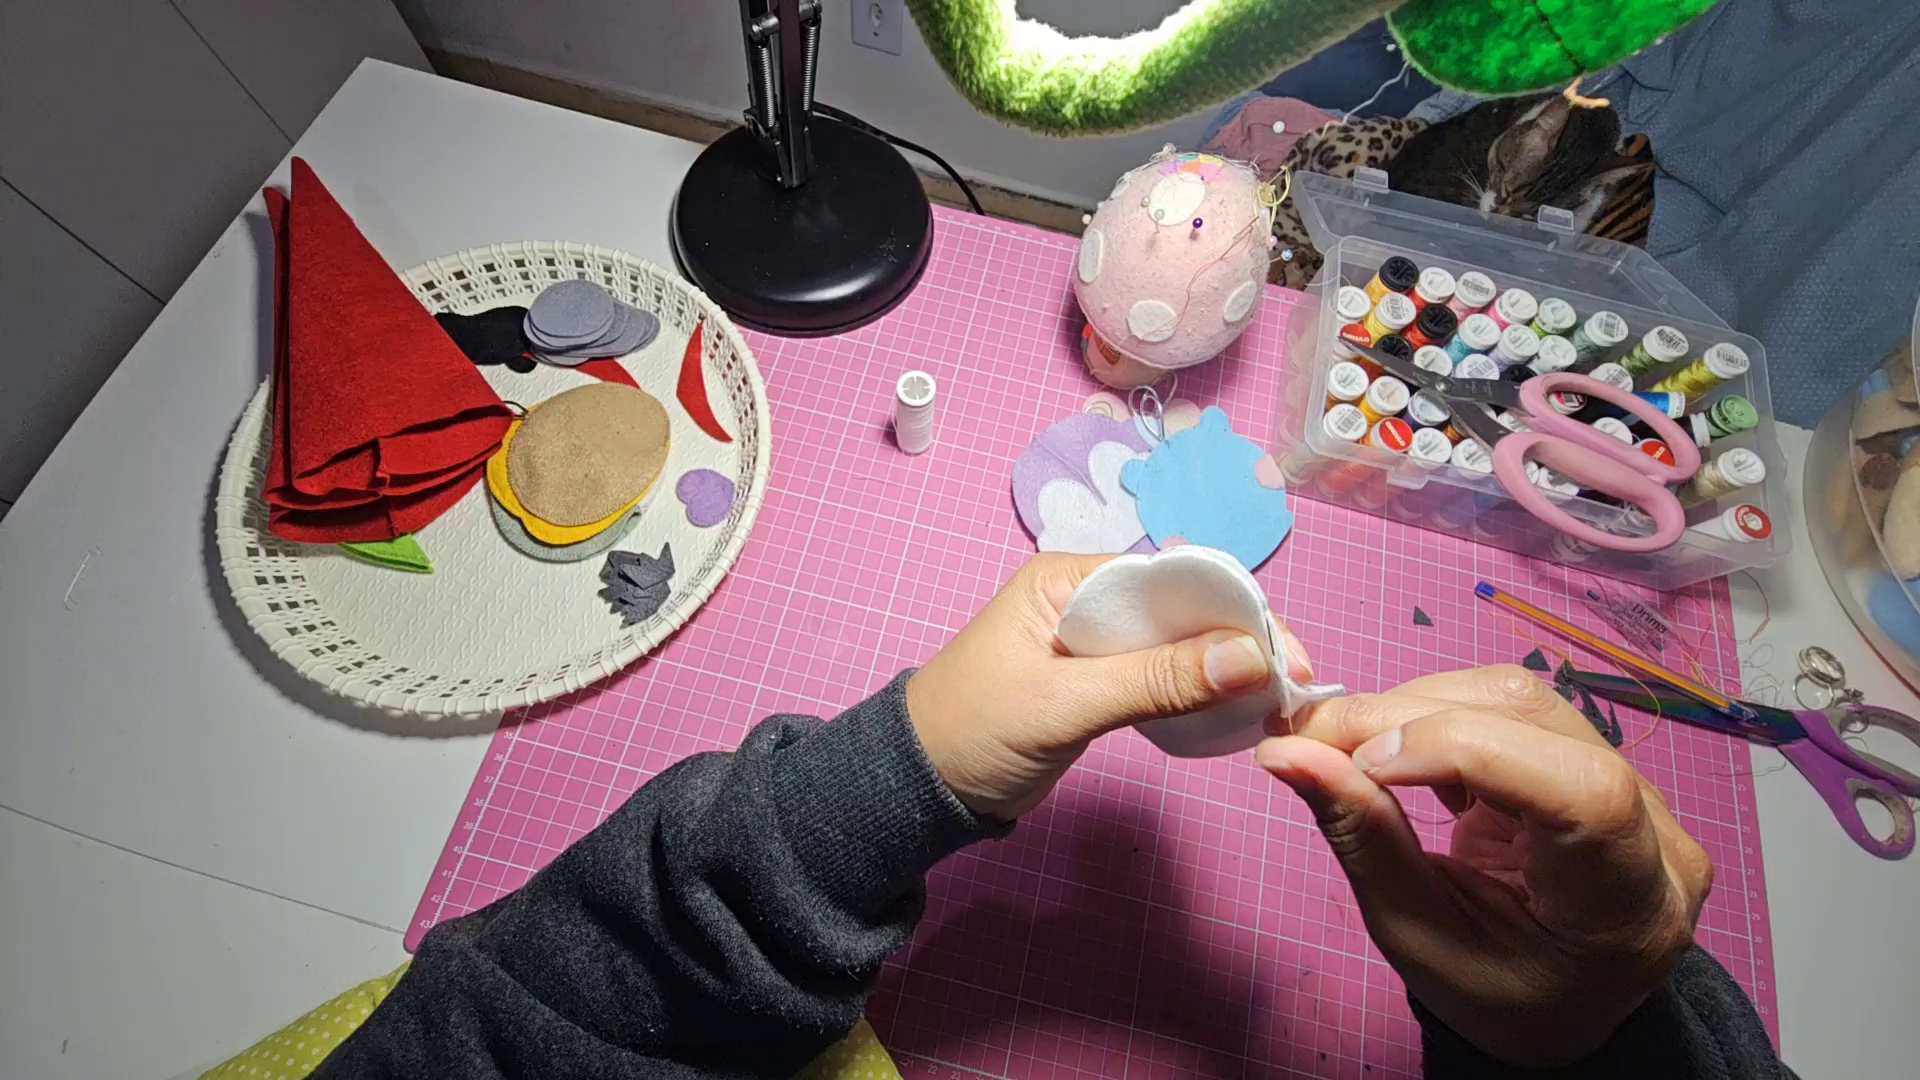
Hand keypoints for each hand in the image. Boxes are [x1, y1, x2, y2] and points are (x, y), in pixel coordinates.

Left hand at [907, 553, 1314, 820]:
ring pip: (1172, 643)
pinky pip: (1157, 675)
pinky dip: (1192, 691)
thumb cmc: (977, 728)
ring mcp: (1092, 641)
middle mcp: (1084, 598)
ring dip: (1219, 666)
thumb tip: (1252, 655)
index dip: (1228, 608)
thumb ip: (1154, 679)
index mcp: (1066, 578)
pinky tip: (1230, 709)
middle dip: (1233, 638)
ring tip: (1276, 698)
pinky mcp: (1097, 680)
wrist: (926, 784)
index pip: (1165, 577)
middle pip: (1175, 607)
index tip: (1284, 652)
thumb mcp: (1065, 703)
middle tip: (1294, 680)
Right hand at [1258, 665, 1713, 1067]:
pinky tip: (1390, 751)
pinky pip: (1492, 701)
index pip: (1581, 791)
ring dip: (1404, 706)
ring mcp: (1621, 780)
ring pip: (1503, 694)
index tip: (1361, 764)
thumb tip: (1282, 750)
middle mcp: (1648, 826)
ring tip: (1344, 745)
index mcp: (1626, 902)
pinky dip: (1419, 712)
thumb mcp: (1411, 929)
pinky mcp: (1574, 754)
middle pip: (1523, 718)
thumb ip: (1357, 834)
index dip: (1464, 750)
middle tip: (1308, 739)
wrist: (1552, 999)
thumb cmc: (1488, 986)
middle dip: (1398, 716)